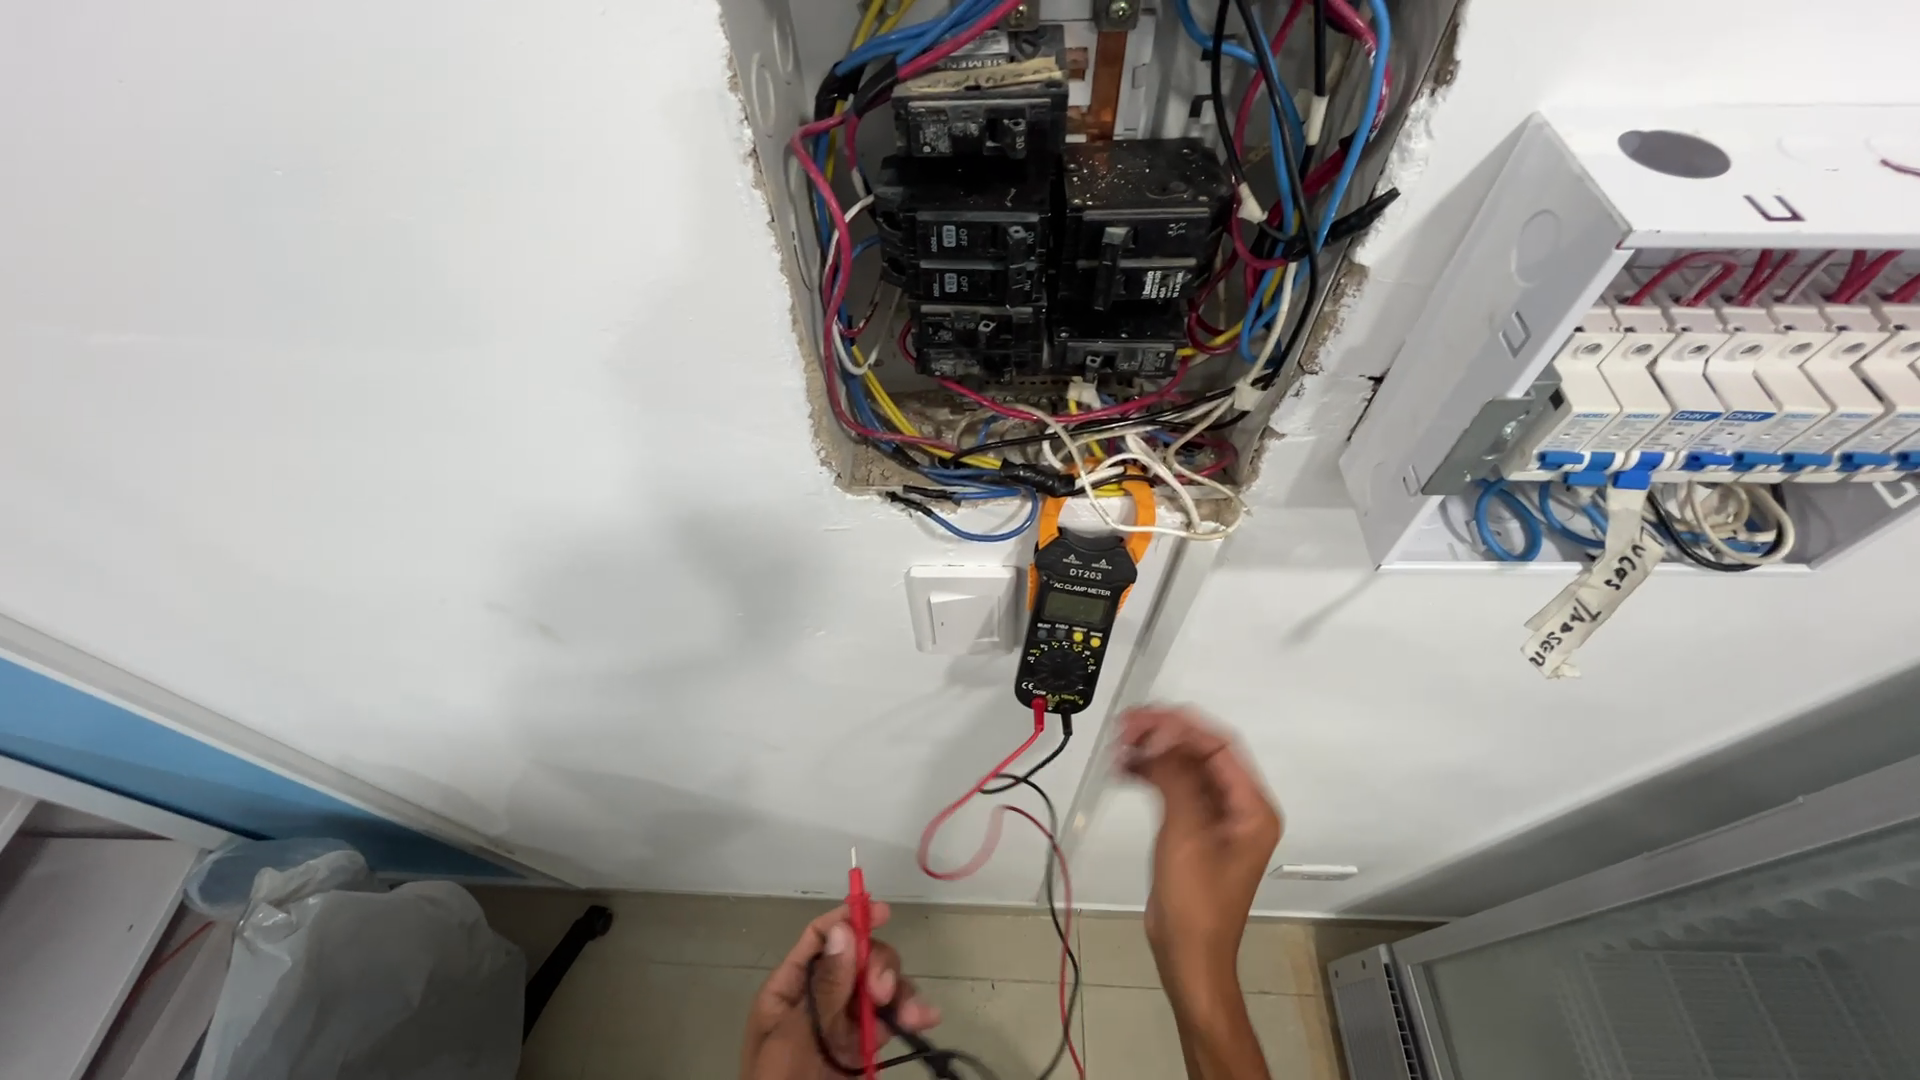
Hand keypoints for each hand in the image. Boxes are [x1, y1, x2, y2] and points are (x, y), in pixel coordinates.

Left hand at [741, 902, 941, 1079]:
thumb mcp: (794, 1039)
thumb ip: (824, 988)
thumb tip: (845, 930)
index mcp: (790, 991)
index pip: (820, 939)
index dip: (849, 919)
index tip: (881, 911)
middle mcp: (819, 999)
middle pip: (857, 957)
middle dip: (878, 966)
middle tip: (882, 991)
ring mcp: (843, 1025)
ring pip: (879, 985)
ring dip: (900, 991)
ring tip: (915, 1014)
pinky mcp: (864, 1050)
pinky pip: (891, 1019)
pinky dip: (910, 1014)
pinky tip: (926, 1017)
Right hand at [1120, 706, 1282, 997]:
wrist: (1188, 956)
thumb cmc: (1196, 904)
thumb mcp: (1186, 834)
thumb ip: (1176, 778)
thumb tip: (1161, 736)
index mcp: (1252, 807)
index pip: (1219, 747)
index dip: (1182, 726)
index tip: (1144, 717)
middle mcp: (1238, 806)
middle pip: (1200, 752)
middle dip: (1163, 735)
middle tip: (1125, 727)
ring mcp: (1215, 816)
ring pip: (1183, 766)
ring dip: (1152, 752)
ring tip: (1119, 745)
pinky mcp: (1193, 826)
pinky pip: (1172, 786)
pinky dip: (1149, 774)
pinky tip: (1124, 768)